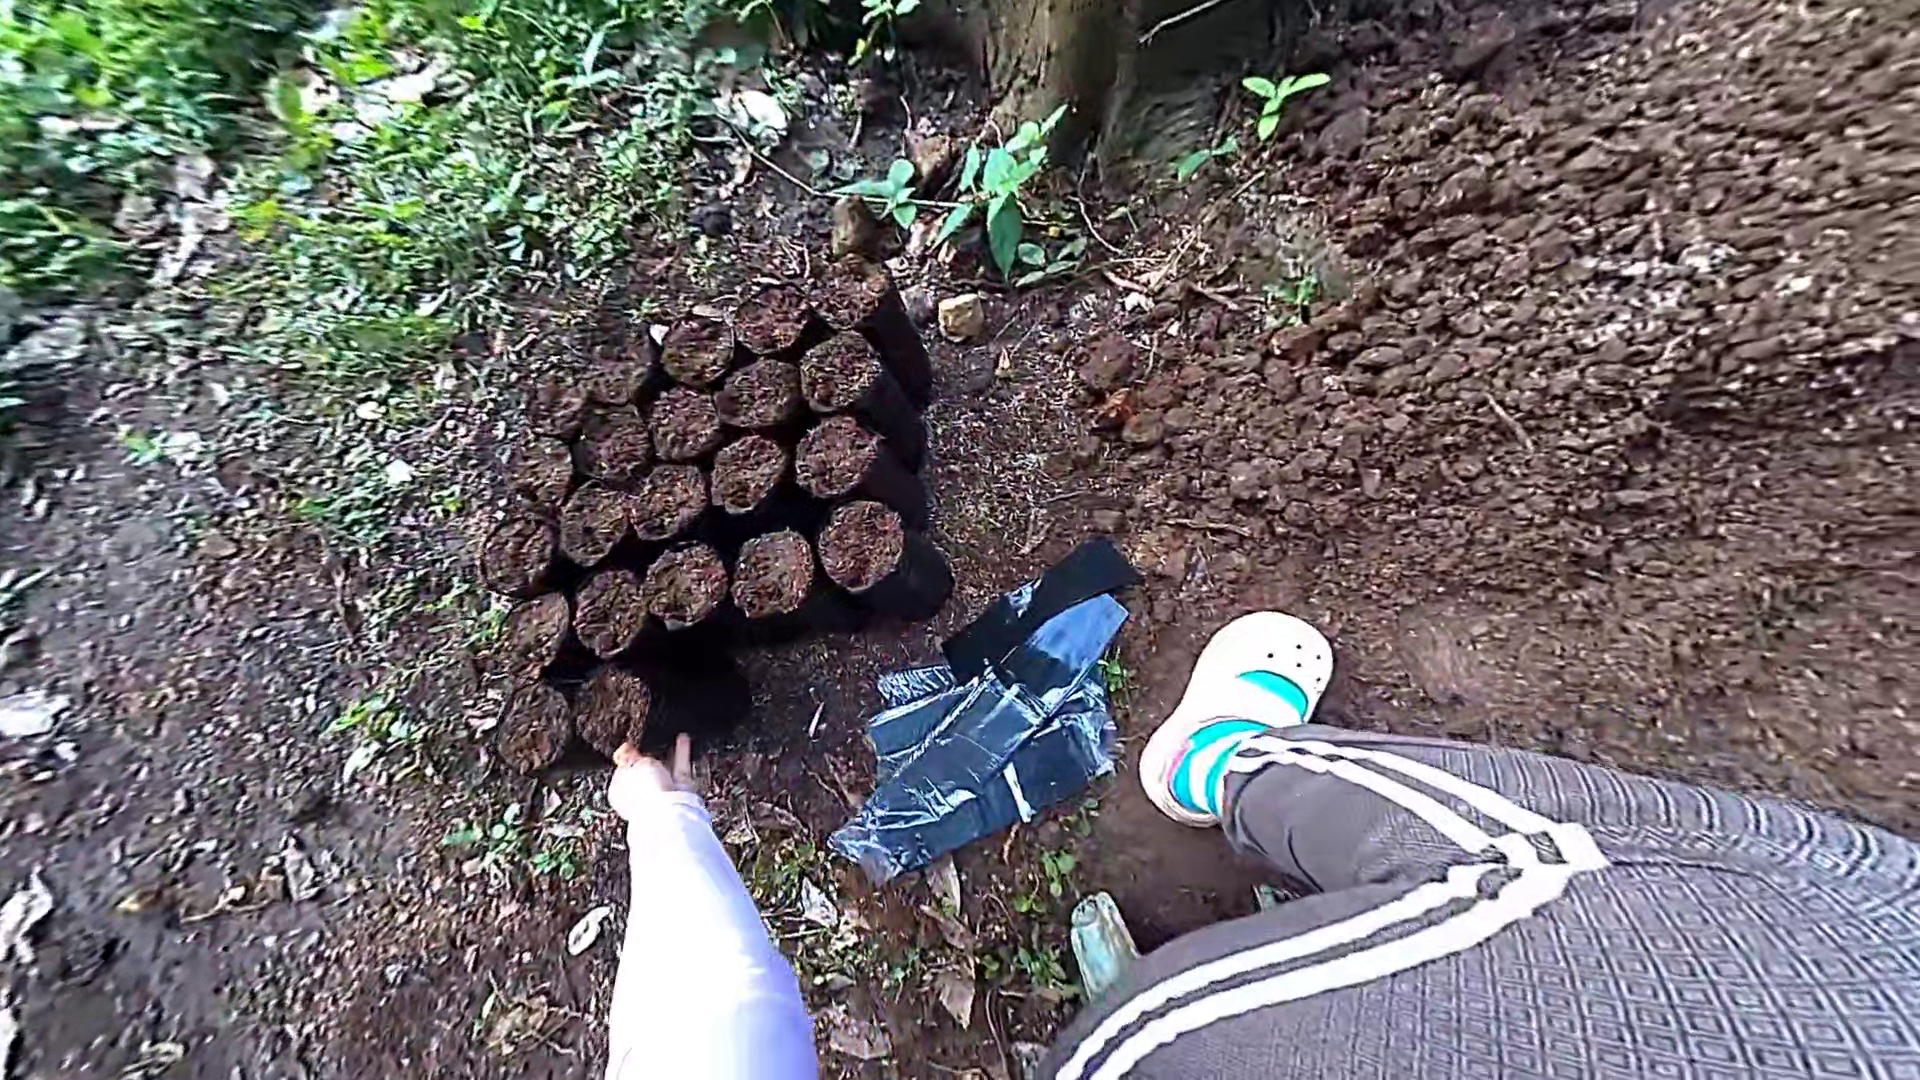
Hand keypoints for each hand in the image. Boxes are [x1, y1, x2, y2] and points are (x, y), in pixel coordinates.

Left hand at [608, 734, 695, 819]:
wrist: (668, 809)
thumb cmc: (644, 793)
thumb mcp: (630, 766)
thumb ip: (627, 756)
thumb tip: (623, 749)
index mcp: (619, 792)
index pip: (622, 772)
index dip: (627, 758)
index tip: (630, 746)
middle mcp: (639, 794)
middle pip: (642, 773)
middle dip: (646, 759)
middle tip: (647, 745)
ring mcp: (660, 792)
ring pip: (662, 769)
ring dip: (665, 754)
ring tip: (669, 739)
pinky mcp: (679, 788)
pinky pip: (679, 766)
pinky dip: (681, 752)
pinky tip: (682, 740)